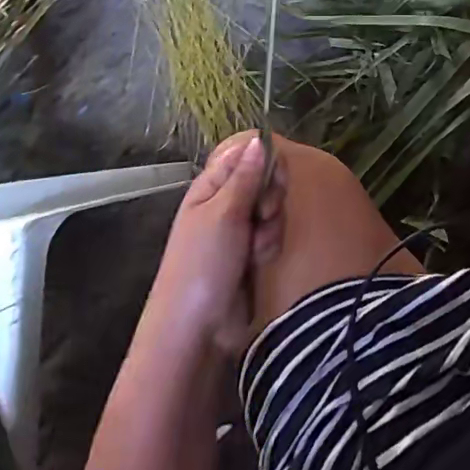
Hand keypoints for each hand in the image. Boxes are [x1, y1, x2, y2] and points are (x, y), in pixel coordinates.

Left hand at [139, 133, 286, 356]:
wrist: (196, 330)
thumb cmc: (203, 265)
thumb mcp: (225, 214)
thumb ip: (246, 176)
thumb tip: (258, 138)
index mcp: (211, 187)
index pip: (246, 154)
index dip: (265, 161)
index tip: (273, 178)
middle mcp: (225, 203)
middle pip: (265, 180)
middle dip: (271, 198)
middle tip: (263, 215)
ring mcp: (239, 229)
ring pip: (272, 209)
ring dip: (270, 227)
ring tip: (255, 250)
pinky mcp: (251, 252)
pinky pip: (273, 234)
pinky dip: (270, 246)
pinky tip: (259, 262)